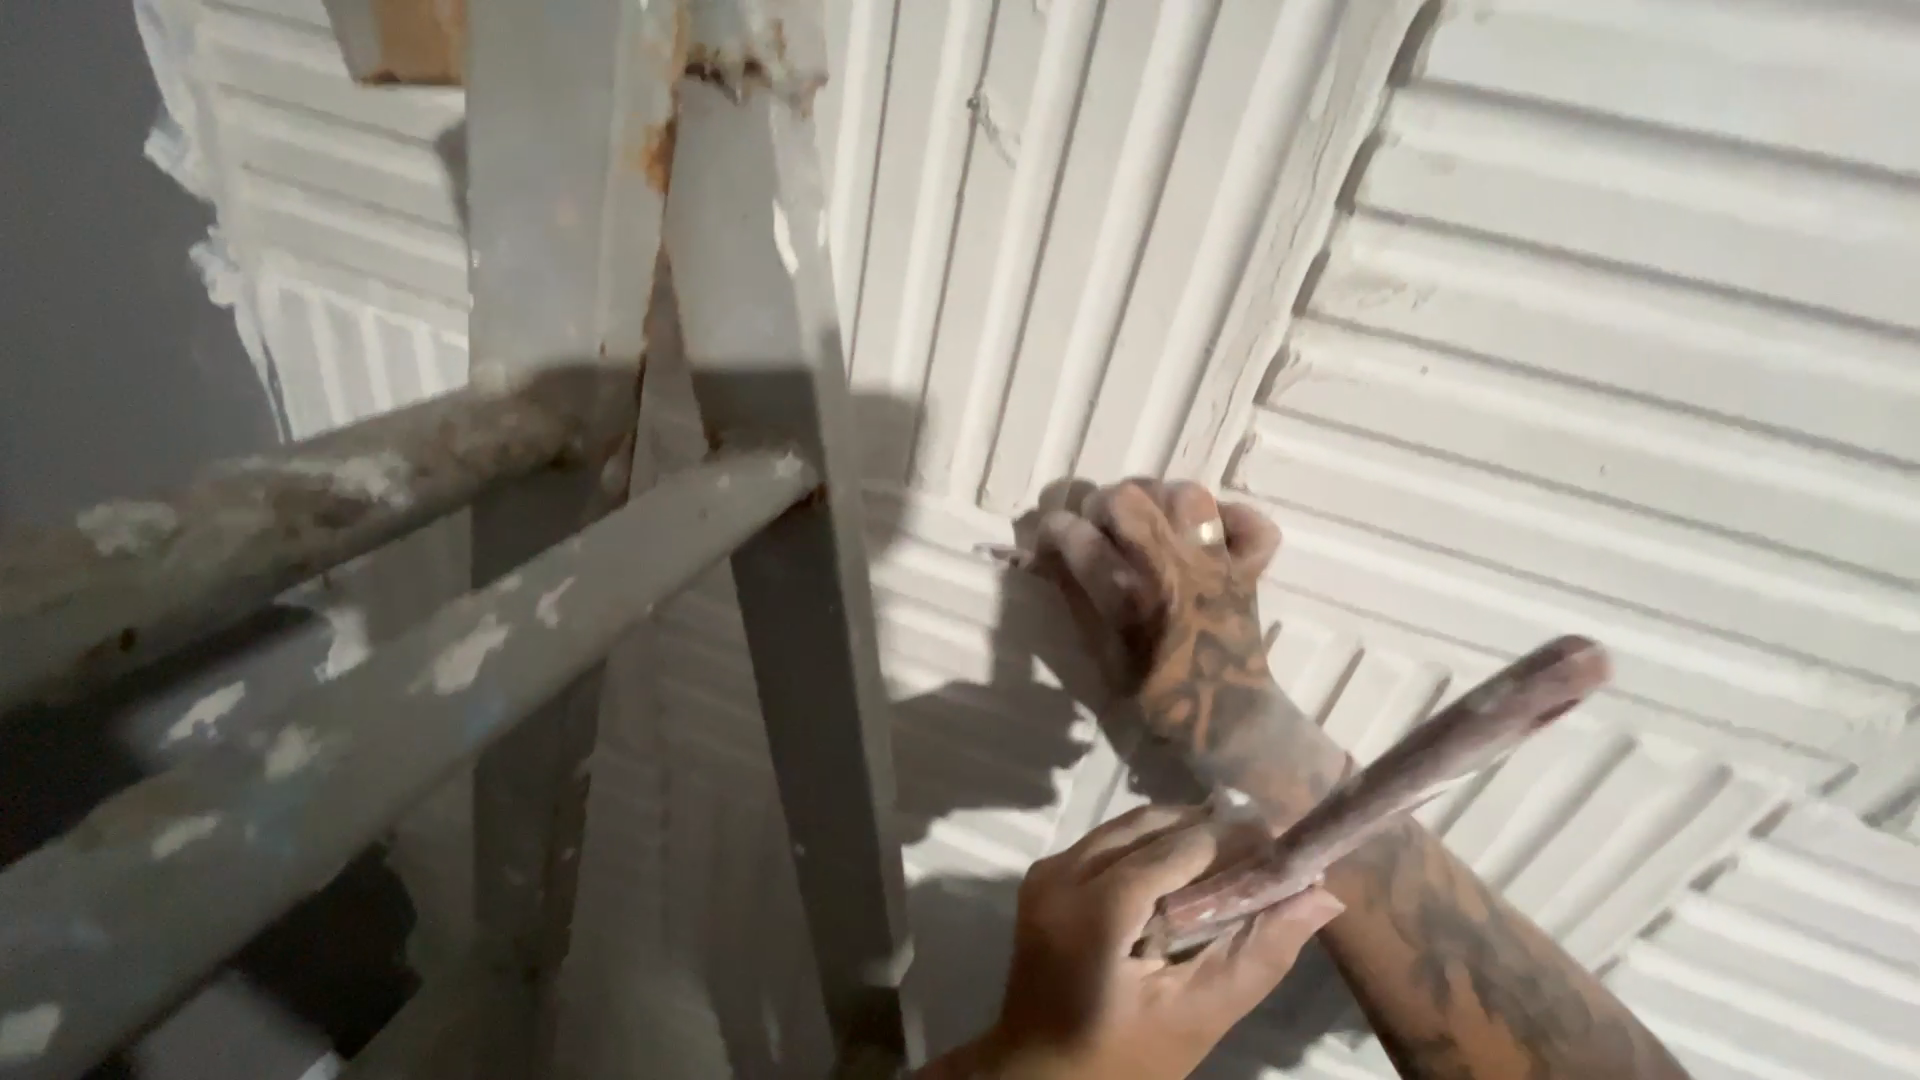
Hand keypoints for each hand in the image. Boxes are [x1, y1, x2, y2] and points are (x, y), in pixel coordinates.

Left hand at [920, 805, 1344, 1078]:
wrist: (1037, 1068)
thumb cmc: (1122, 1055)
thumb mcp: (1197, 1016)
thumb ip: (1258, 953)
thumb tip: (1321, 896)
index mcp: (1095, 909)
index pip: (1178, 848)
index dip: (1233, 838)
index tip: (1282, 842)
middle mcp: (1063, 872)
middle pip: (1150, 826)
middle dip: (1209, 829)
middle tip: (1263, 848)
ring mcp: (1047, 869)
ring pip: (1125, 825)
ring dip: (1179, 831)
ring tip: (1232, 854)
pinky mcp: (1043, 873)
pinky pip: (1105, 840)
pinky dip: (1147, 844)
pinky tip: (1183, 868)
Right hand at [1022, 480, 1279, 713]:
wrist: (1223, 719)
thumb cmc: (1153, 696)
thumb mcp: (1099, 654)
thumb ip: (1077, 601)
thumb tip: (1049, 560)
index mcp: (1127, 597)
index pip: (1076, 536)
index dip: (1053, 530)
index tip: (1050, 538)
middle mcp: (1170, 569)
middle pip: (1127, 499)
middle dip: (1100, 505)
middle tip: (1098, 527)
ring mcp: (1215, 564)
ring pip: (1187, 494)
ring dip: (1159, 499)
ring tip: (1150, 518)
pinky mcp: (1248, 571)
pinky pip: (1252, 524)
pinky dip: (1232, 518)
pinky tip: (1209, 530)